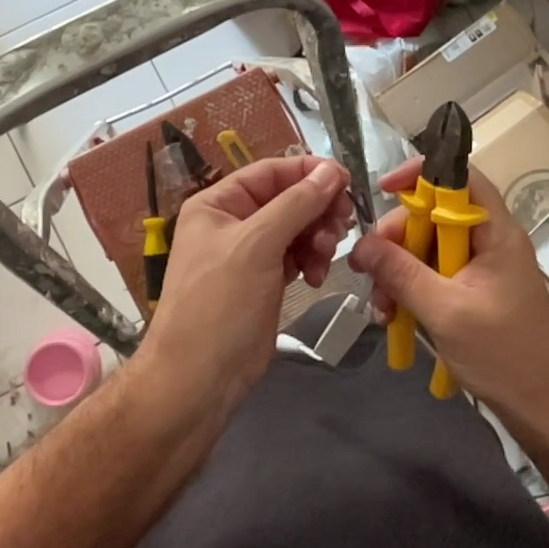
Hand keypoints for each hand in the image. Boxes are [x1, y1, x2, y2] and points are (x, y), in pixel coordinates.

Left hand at [136, 156, 353, 408]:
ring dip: (317, 238)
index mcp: (217, 204)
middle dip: (317, 210)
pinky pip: (295, 256)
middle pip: (288, 199)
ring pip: (296, 228)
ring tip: (324, 258)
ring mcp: (248, 254)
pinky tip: (314, 278)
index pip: (271, 172)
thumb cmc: (220, 302)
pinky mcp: (263, 281)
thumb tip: (332, 170)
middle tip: (342, 225)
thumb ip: (297, 203)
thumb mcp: (257, 245)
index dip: (309, 172)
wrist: (200, 376)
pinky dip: (310, 261)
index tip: (348, 181)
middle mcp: (232, 223)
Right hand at [347, 157, 548, 412]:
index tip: (384, 189)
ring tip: (381, 306)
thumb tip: (362, 244)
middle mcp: (490, 241)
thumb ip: (401, 272)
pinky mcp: (474, 291)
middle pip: (435, 215)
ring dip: (399, 271)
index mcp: (496, 233)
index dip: (423, 174)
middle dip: (397, 239)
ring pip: (429, 248)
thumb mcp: (443, 310)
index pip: (462, 178)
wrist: (542, 406)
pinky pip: (435, 275)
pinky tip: (393, 315)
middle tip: (369, 267)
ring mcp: (482, 268)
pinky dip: (412, 289)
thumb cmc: (501, 354)